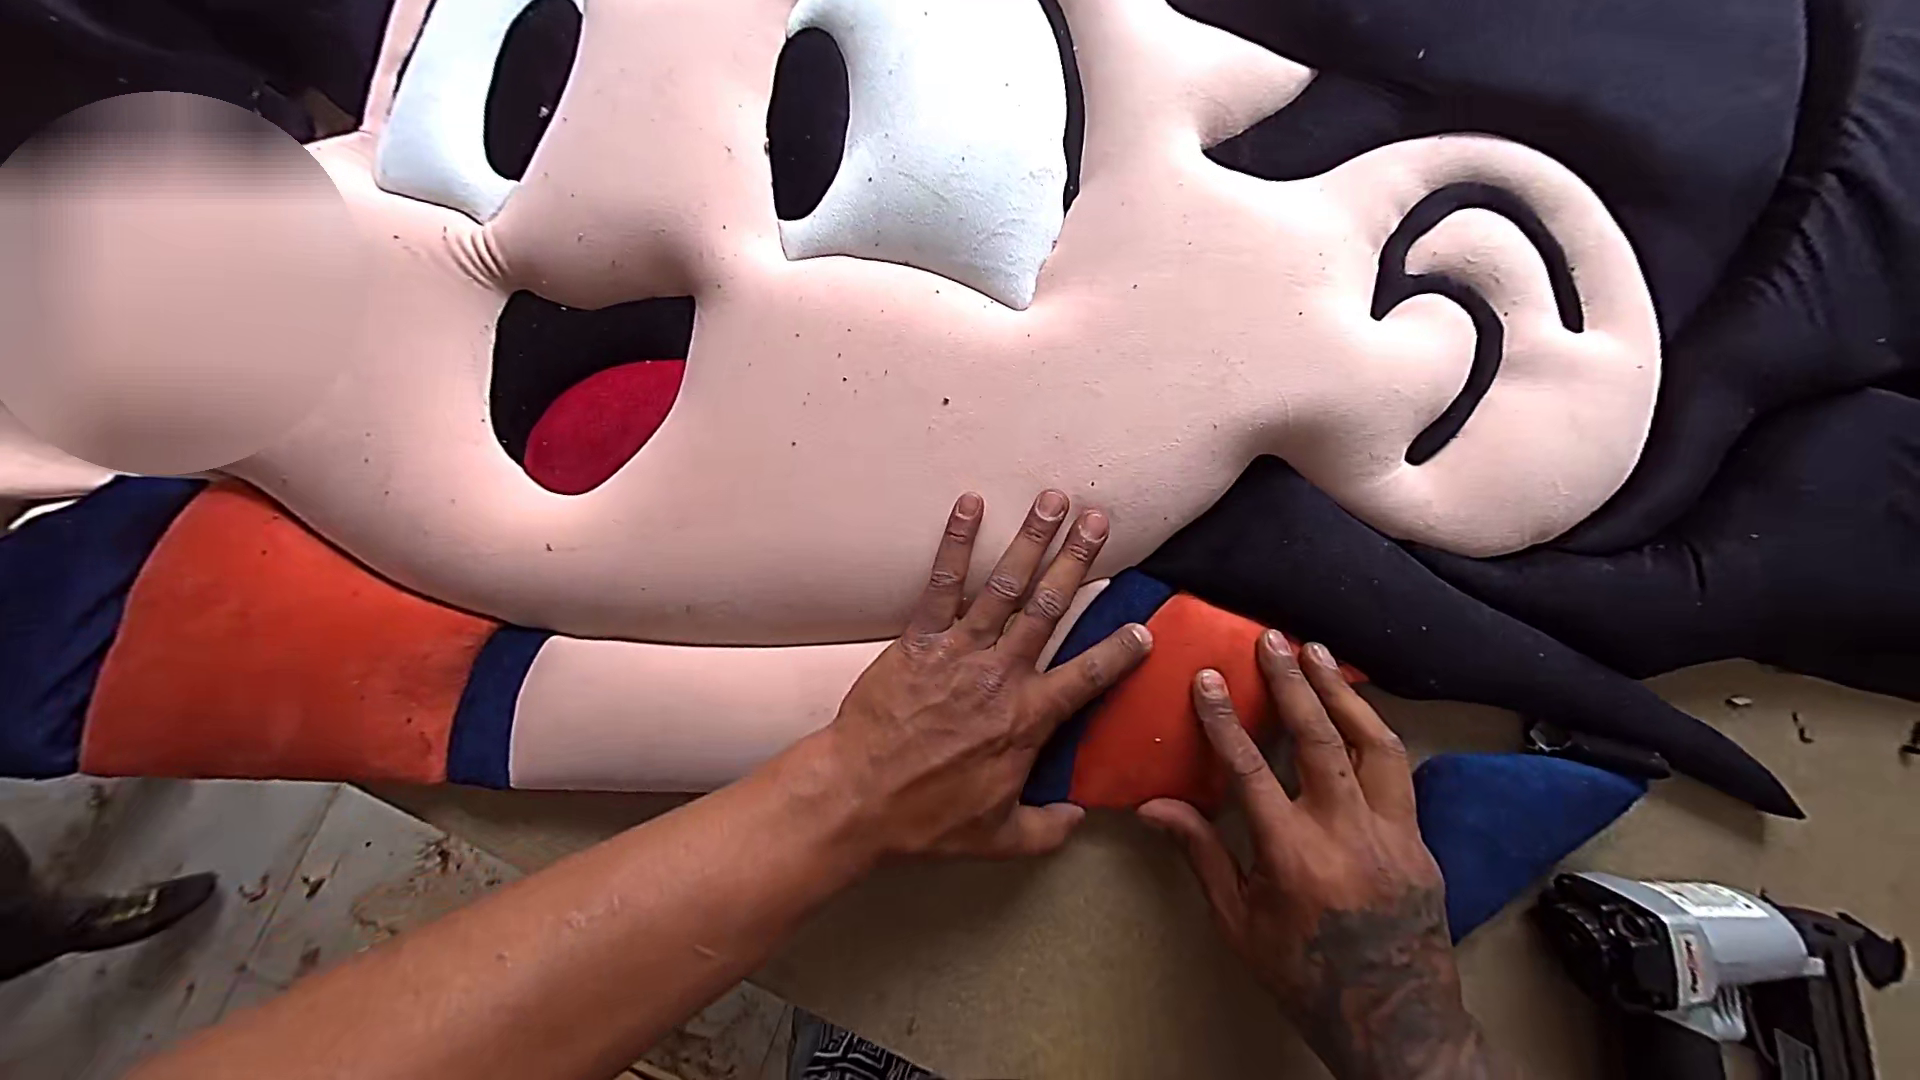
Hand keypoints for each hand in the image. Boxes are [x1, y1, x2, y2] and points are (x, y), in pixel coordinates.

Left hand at [820, 489, 1152, 859]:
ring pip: (1006, 586)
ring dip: (1032, 540)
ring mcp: (961, 650)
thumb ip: (1046, 829)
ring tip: (1053, 501)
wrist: (858, 797)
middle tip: (1100, 521)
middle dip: (1078, 561)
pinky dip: (957, 542)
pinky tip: (970, 505)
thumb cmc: (926, 816)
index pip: (1089, 676)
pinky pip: (943, 584)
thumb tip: (1081, 820)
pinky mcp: (921, 638)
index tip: (1144, 627)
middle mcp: (1002, 674)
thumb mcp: (997, 837)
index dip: (1119, 651)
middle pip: (1051, 608)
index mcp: (1028, 718)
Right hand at [1139, 634, 1502, 1079]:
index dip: (1225, 720)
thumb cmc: (1303, 975)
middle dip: (1294, 684)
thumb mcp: (1237, 922)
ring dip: (1343, 693)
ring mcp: (1395, 837)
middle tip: (1275, 640)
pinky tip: (1355, 706)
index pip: (1250, 771)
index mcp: (1294, 858)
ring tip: (1321, 653)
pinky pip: (1398, 771)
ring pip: (1376, 746)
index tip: (1208, 678)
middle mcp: (1349, 837)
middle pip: (1322, 742)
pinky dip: (1372, 729)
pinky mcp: (1421, 842)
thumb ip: (1199, 853)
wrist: (1403, 1030)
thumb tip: (1151, 806)